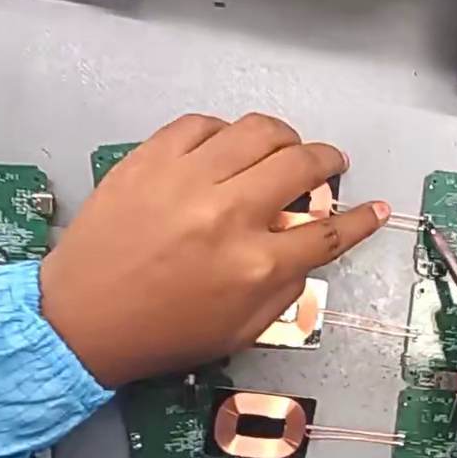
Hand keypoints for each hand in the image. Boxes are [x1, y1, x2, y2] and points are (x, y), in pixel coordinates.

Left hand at [40, 113, 388, 386]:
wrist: (82, 319)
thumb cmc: (160, 333)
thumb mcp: (238, 330)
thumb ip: (285, 288)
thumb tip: (310, 247)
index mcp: (254, 266)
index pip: (328, 232)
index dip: (360, 219)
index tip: (373, 209)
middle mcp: (228, 214)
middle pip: (300, 164)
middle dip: (327, 160)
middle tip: (328, 163)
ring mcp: (186, 180)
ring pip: (257, 130)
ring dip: (283, 136)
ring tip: (282, 147)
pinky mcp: (149, 160)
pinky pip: (200, 124)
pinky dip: (223, 132)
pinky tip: (224, 147)